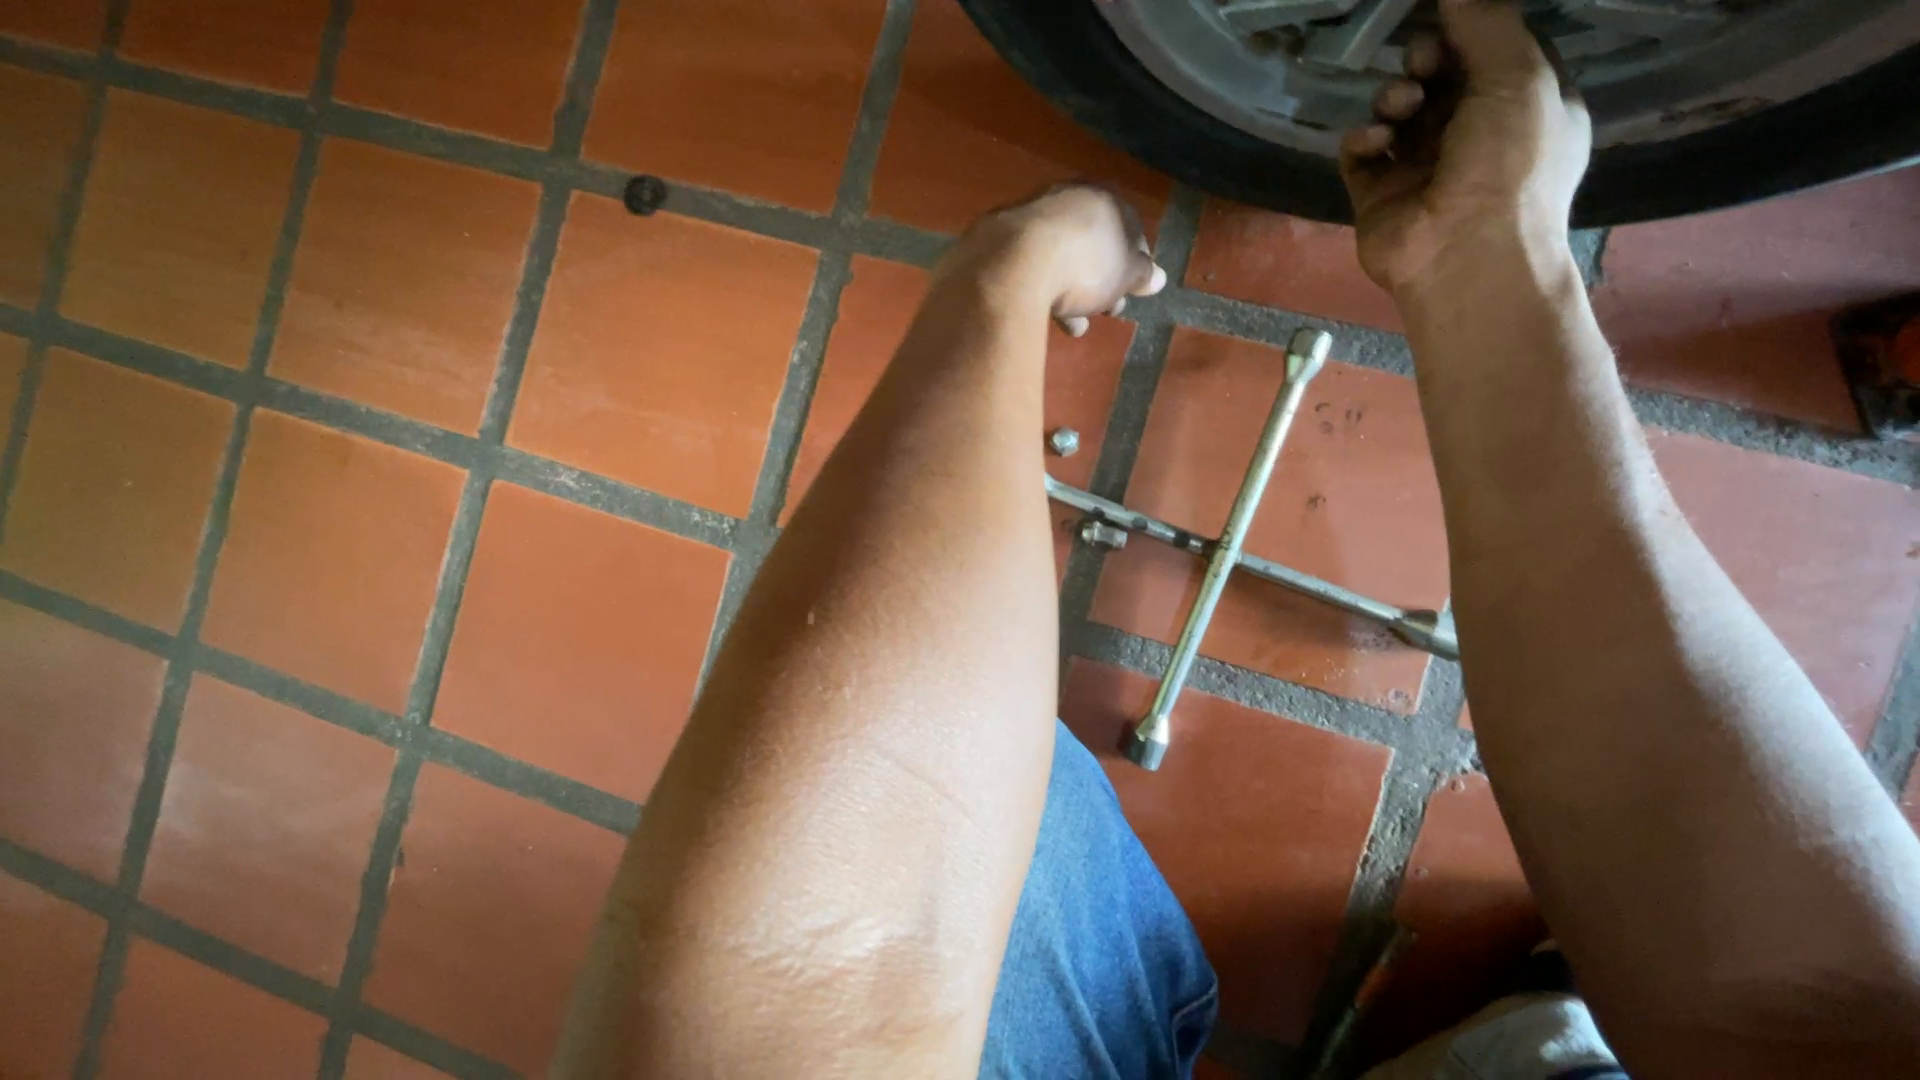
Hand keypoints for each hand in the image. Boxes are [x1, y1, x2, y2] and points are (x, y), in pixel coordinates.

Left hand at [945, 183, 1167, 335]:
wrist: (1013, 264)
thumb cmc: (1084, 265)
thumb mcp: (1125, 274)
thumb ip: (1142, 274)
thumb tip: (1157, 277)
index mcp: (1100, 196)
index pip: (1127, 227)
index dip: (1133, 262)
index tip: (1131, 290)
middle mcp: (1063, 198)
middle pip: (1090, 244)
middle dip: (1100, 281)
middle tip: (1106, 310)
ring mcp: (1026, 217)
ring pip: (1059, 259)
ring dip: (1071, 293)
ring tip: (1075, 326)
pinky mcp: (996, 242)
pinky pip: (1028, 269)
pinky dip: (1040, 291)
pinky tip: (1043, 318)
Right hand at [1339, 0, 1591, 293]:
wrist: (1464, 254)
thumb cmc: (1509, 163)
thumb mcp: (1520, 76)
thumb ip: (1487, 24)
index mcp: (1522, 108)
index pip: (1492, 54)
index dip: (1469, 32)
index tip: (1447, 19)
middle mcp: (1472, 136)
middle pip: (1440, 78)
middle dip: (1426, 61)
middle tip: (1421, 63)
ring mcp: (1421, 168)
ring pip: (1397, 111)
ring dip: (1392, 98)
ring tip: (1398, 107)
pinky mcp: (1378, 194)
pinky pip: (1362, 153)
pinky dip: (1362, 139)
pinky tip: (1373, 142)